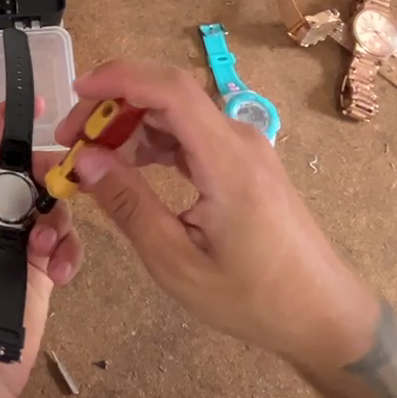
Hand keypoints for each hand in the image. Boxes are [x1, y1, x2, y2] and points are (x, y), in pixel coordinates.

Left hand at [0, 99, 82, 397]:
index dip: (4, 120)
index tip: (37, 104)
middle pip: (28, 169)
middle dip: (48, 175)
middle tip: (64, 182)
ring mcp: (18, 235)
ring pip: (54, 203)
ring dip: (56, 221)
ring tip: (44, 247)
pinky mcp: (43, 262)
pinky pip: (66, 240)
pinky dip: (66, 251)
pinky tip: (57, 270)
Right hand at [53, 59, 377, 372]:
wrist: (326, 318)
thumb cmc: (254, 299)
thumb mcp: (177, 261)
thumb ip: (128, 204)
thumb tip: (84, 158)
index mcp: (226, 160)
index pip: (169, 89)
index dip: (118, 78)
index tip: (76, 91)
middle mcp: (237, 139)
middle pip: (165, 93)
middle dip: (111, 104)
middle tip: (70, 138)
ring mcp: (242, 147)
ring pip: (173, 111)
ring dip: (127, 123)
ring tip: (90, 157)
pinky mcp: (241, 161)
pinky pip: (187, 132)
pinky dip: (150, 139)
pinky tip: (127, 167)